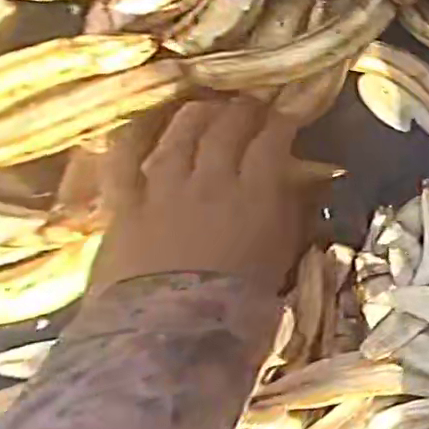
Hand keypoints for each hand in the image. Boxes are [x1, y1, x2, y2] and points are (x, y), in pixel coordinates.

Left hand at [88, 97, 319, 296]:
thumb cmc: (244, 288)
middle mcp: (210, 180)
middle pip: (226, 130)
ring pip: (179, 136)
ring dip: (196, 115)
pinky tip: (143, 123)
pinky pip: (123, 161)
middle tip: (252, 102)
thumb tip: (305, 178)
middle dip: (242, 110)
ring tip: (207, 106)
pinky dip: (134, 138)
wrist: (174, 325)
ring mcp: (163, 190)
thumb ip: (292, 205)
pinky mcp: (125, 205)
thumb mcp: (285, 243)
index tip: (291, 109)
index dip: (283, 120)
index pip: (272, 140)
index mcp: (256, 191)